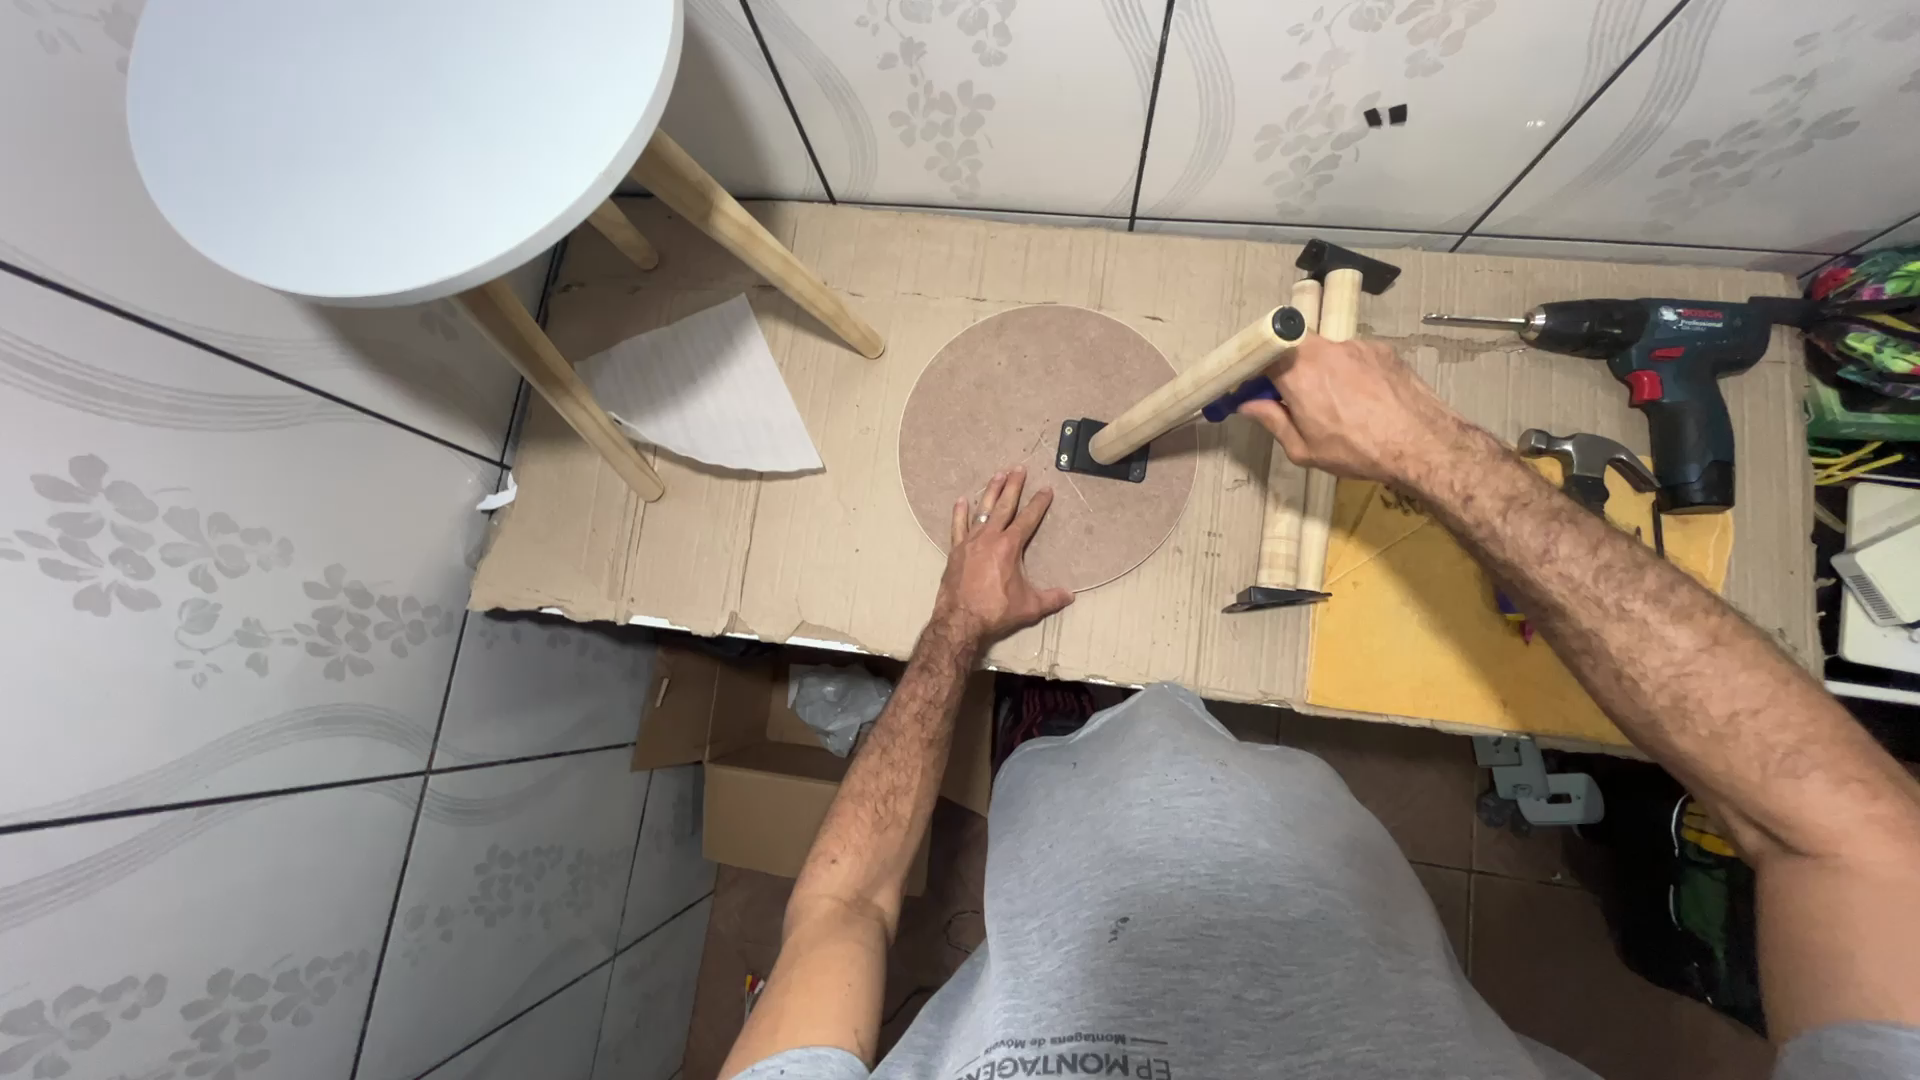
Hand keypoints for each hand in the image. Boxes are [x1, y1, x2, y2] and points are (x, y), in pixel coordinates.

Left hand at [931, 465, 1072, 647]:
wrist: (960, 620)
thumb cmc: (996, 611)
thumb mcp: (1029, 607)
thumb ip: (1051, 598)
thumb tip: (1070, 596)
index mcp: (1010, 546)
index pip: (1028, 519)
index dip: (1039, 503)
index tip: (1046, 489)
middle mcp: (990, 538)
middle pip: (1004, 506)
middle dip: (1013, 486)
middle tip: (1018, 469)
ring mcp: (970, 543)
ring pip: (982, 510)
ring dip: (990, 492)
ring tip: (997, 475)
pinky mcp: (955, 551)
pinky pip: (957, 527)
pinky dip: (959, 513)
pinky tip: (962, 500)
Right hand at [1238, 333, 1464, 486]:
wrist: (1422, 443)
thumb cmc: (1357, 450)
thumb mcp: (1303, 449)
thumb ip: (1272, 421)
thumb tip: (1248, 405)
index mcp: (1297, 372)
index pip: (1261, 353)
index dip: (1252, 367)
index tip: (1250, 386)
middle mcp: (1325, 349)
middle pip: (1291, 347)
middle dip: (1284, 368)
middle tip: (1290, 398)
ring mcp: (1356, 345)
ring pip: (1324, 351)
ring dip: (1318, 371)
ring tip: (1333, 403)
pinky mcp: (1382, 349)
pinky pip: (1352, 355)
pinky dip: (1347, 371)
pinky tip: (1361, 398)